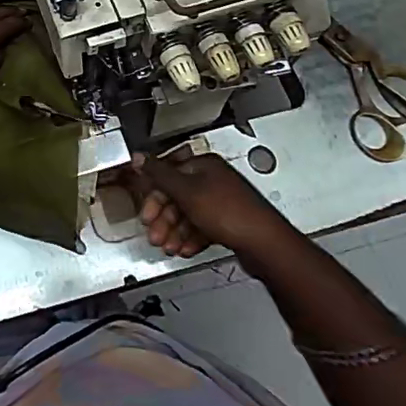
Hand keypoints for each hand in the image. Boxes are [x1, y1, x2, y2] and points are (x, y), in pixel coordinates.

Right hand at [132, 152, 300, 259]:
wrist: (265, 245)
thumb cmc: (233, 214)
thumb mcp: (186, 191)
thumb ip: (159, 174)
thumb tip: (140, 157)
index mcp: (203, 165)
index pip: (168, 173)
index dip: (154, 193)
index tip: (145, 209)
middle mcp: (213, 180)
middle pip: (177, 196)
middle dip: (164, 217)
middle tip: (154, 232)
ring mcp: (222, 202)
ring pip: (189, 214)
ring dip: (175, 231)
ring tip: (168, 245)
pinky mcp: (229, 222)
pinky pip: (202, 228)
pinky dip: (191, 238)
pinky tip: (185, 249)